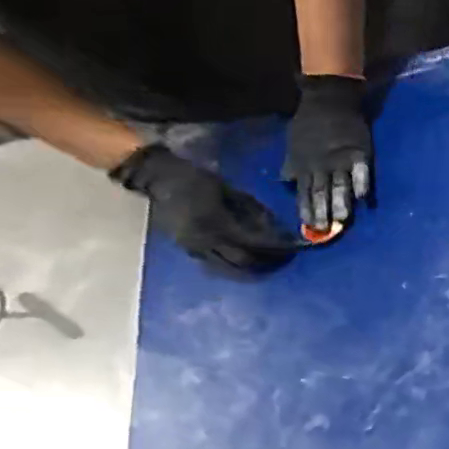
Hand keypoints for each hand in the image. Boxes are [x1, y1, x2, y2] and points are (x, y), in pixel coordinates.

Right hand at [111, 144, 298, 270]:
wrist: (157, 179)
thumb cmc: (195, 178)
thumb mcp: (227, 189)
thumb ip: (250, 210)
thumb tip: (274, 226)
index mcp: (217, 222)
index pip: (253, 242)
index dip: (274, 248)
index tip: (291, 248)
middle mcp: (206, 240)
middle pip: (244, 261)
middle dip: (268, 263)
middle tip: (285, 261)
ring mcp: (196, 248)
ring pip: (230, 269)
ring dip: (254, 270)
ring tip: (270, 267)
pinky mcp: (189, 251)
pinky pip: (217, 265)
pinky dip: (235, 268)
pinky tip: (248, 265)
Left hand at [284, 75, 372, 232]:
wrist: (330, 97)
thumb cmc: (310, 122)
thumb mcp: (293, 143)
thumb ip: (292, 164)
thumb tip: (285, 182)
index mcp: (305, 165)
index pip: (305, 193)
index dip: (306, 210)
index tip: (308, 229)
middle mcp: (322, 166)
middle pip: (322, 192)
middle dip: (323, 212)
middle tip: (325, 230)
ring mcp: (341, 160)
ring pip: (340, 185)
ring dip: (341, 202)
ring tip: (343, 219)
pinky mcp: (358, 152)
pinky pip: (361, 171)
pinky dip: (362, 183)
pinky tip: (364, 198)